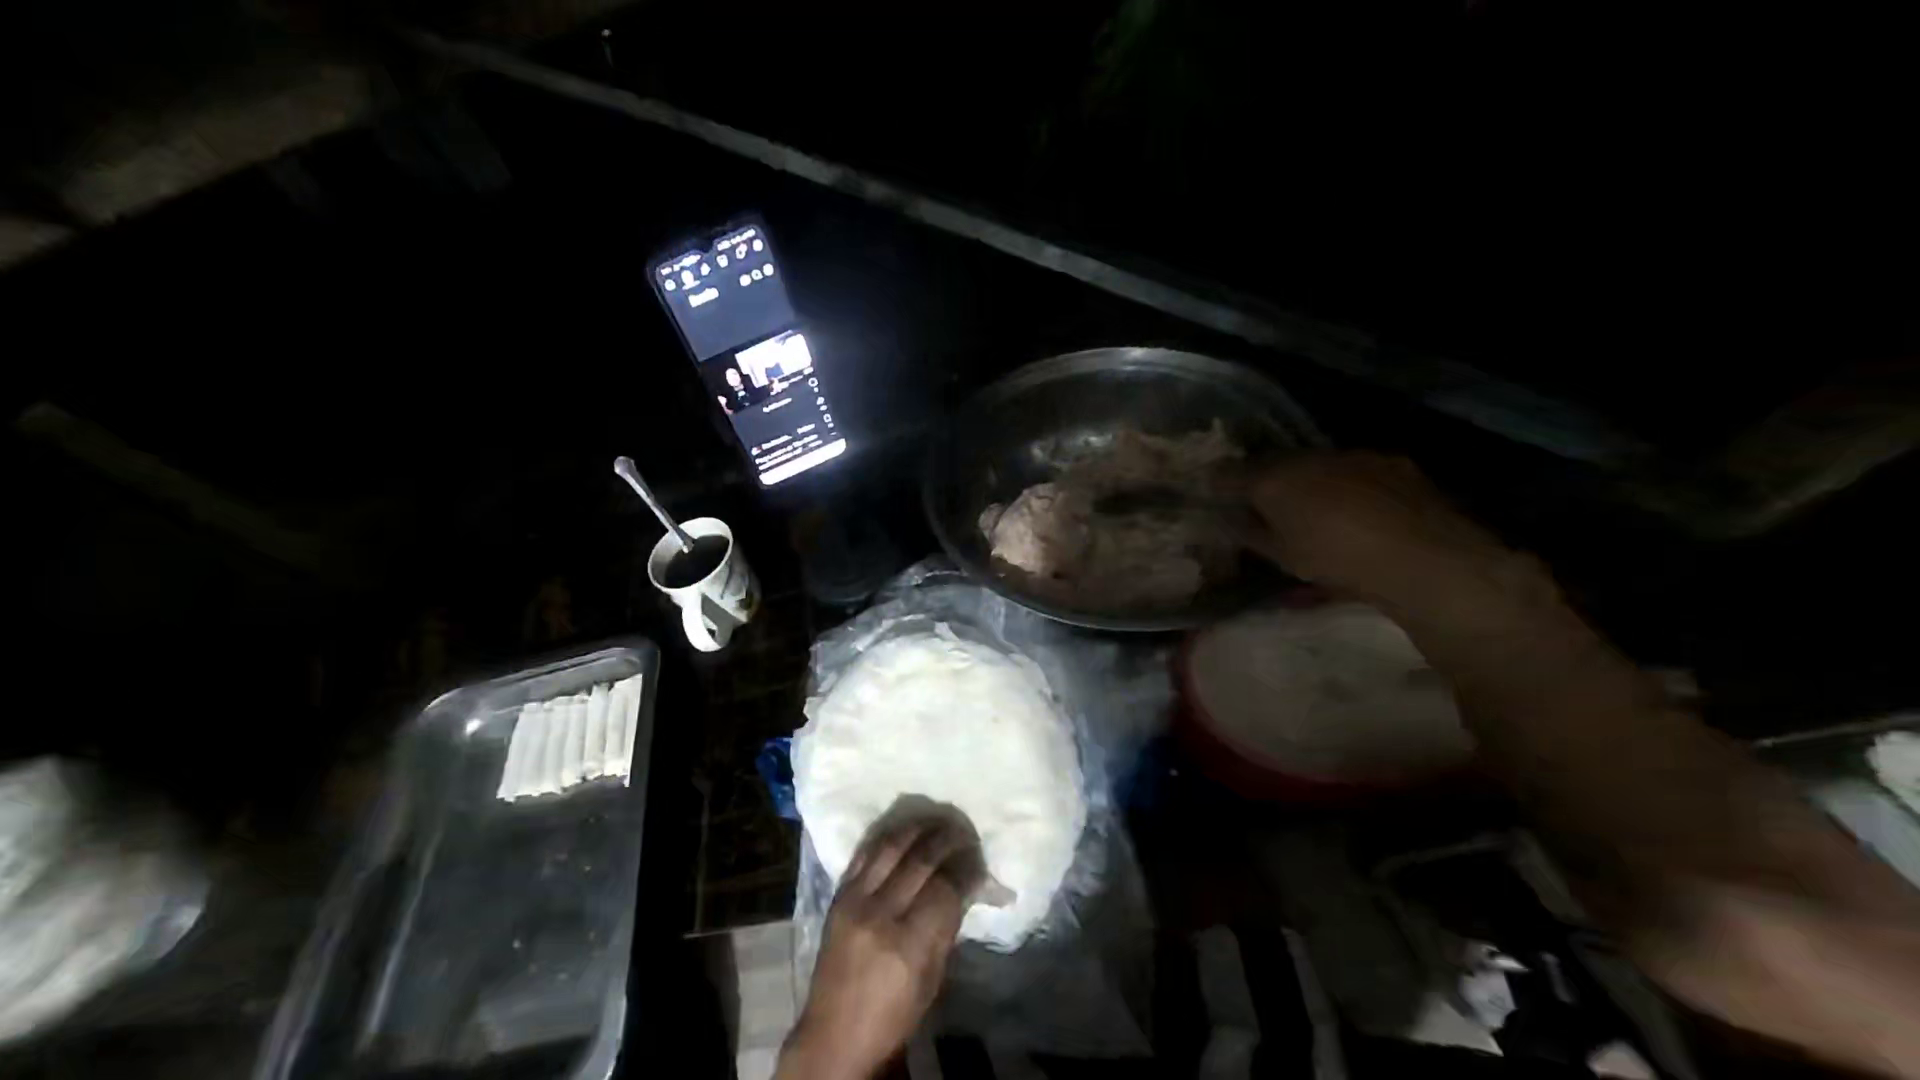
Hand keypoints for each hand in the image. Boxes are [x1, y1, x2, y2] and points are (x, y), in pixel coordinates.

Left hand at [776, 815, 982, 1079]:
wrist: (834, 1034)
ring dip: (919, 828)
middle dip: (948, 839)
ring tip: (938, 820)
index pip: (945, 887)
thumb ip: (948, 927)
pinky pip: (865, 853)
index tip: (980, 858)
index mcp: (908, 944)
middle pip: (921, 860)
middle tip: (965, 830)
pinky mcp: (839, 894)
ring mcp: (855, 900)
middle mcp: (880, 914)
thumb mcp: (932, 978)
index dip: (967, 868)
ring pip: (891, 846)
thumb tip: (968, 884)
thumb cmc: (893, 1014)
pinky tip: (905, 828)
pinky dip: (888, 836)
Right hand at [1246, 452, 1526, 607]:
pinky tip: (1355, 509)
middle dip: (1266, 479)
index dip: (1219, 482)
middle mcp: (1310, 457)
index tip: (1213, 490)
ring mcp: (1353, 456)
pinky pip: (1353, 471)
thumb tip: (1234, 521)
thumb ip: (1252, 534)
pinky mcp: (1391, 463)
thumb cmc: (1337, 560)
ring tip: (1312, 507)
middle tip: (1263, 501)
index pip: (1233, 473)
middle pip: (1276, 464)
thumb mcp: (1282, 556)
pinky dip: (1345, 486)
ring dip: (1308, 481)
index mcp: (1275, 479)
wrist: (1424, 556)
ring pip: (1317, 465)